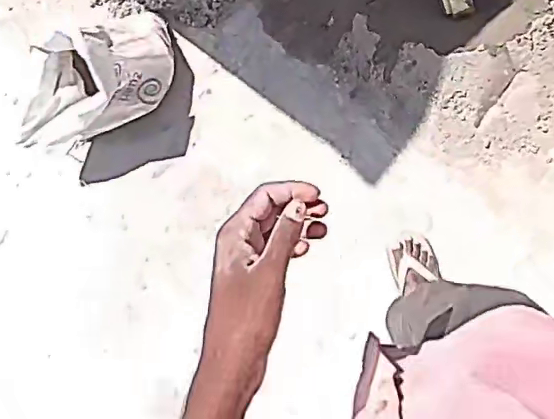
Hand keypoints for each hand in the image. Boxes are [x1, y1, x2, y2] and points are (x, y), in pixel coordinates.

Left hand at [186, 182, 329, 418]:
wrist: (232, 363)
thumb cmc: (242, 324)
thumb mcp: (270, 271)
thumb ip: (284, 234)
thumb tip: (297, 205)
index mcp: (234, 234)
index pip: (265, 196)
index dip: (291, 190)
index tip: (314, 193)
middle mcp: (237, 242)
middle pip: (270, 209)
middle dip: (297, 203)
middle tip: (321, 206)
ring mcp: (245, 259)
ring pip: (275, 227)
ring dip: (298, 222)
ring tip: (320, 222)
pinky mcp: (253, 275)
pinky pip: (276, 246)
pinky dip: (293, 241)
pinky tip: (305, 244)